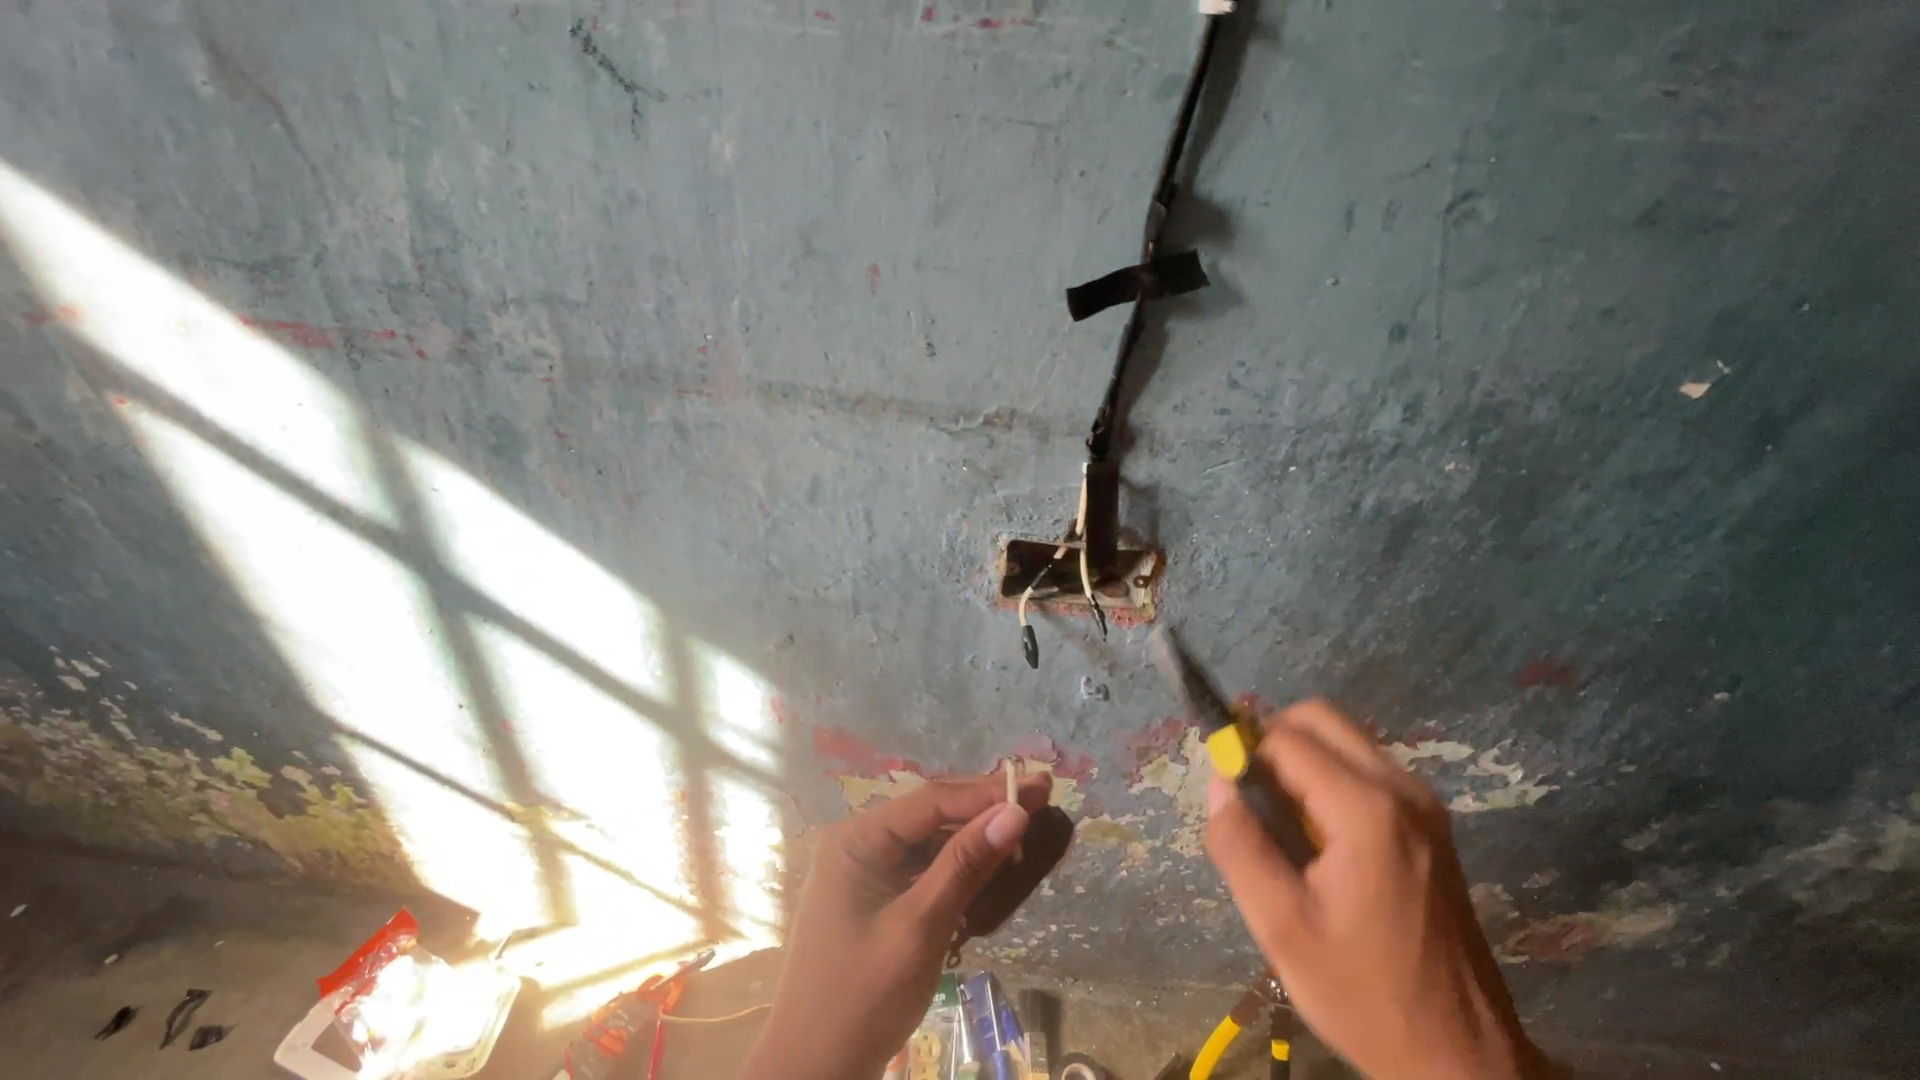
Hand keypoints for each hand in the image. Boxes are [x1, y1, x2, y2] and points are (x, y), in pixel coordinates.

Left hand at [745, 770, 1053, 1079]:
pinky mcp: (875, 899)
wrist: (814, 1069)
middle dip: (985, 808)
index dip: (988, 791)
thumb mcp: (920, 927)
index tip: (1040, 787)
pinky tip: (993, 865)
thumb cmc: (862, 997)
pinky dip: (958, 867)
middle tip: (1041, 798)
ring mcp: (864, 872)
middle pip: (931, 814)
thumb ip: (966, 865)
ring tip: (1025, 830)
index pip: (932, 800)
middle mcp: (857, 843)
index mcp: (856, 839)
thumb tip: (1014, 813)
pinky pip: (922, 869)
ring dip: (975, 837)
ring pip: (930, 841)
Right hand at [1205, 701, 1556, 1079]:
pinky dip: (1329, 777)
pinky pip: (1366, 769)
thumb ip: (1239, 845)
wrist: (1460, 1052)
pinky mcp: (1430, 824)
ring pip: (1345, 739)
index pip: (1286, 738)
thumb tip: (1219, 784)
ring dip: (1301, 757)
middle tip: (1248, 795)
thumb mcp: (1281, 927)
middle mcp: (1402, 789)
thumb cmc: (1364, 992)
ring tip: (1278, 821)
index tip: (1224, 792)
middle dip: (1272, 739)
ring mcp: (1423, 805)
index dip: (1242, 751)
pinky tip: (1315, 836)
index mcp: (1367, 809)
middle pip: (1321, 718)